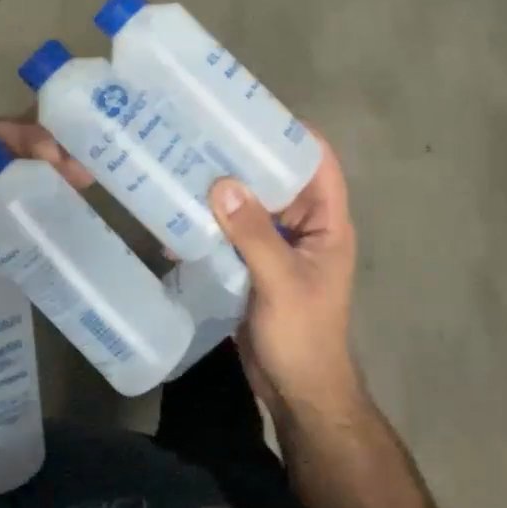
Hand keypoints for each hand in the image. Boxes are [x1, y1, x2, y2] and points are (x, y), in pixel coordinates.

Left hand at [0, 115, 92, 324]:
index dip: (28, 136)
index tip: (55, 156)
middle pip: (17, 152)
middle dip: (51, 158)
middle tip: (82, 176)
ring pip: (22, 180)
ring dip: (51, 183)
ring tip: (81, 196)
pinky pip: (18, 212)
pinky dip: (41, 213)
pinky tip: (63, 223)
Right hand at [207, 132, 363, 413]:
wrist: (298, 395)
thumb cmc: (304, 336)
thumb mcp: (281, 282)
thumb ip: (253, 234)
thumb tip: (221, 183)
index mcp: (327, 224)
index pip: (318, 163)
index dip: (292, 135)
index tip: (251, 113)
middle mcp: (305, 227)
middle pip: (278, 179)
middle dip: (245, 159)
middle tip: (203, 134)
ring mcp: (278, 247)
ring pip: (252, 205)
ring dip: (223, 190)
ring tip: (184, 164)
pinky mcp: (254, 267)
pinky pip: (234, 234)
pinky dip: (212, 224)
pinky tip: (179, 214)